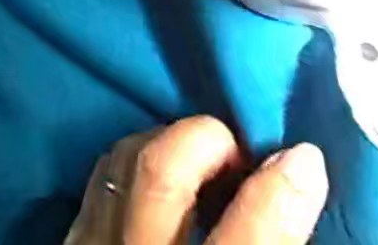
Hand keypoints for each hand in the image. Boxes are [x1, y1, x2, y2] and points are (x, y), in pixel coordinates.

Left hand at [66, 117, 329, 244]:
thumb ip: (267, 238)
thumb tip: (297, 180)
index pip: (248, 238)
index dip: (281, 192)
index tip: (307, 156)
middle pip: (160, 170)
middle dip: (204, 141)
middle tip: (240, 150)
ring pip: (122, 161)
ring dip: (166, 143)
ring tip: (204, 158)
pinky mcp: (70, 239)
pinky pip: (99, 178)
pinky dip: (132, 162)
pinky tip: (157, 170)